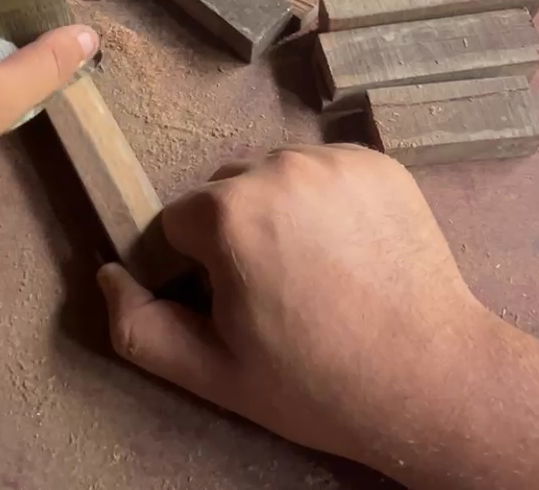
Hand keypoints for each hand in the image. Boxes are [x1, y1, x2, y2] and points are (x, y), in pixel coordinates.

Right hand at [96, 144, 497, 473]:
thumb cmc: (317, 380)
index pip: (181, 222)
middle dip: (238, 232)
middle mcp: (277, 167)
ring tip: (319, 266)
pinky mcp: (374, 159)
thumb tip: (106, 274)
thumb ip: (140, 328)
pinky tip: (351, 245)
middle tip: (281, 288)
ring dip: (283, 210)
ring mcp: (331, 158)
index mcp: (228, 212)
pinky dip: (328, 198)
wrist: (433, 376)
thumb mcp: (214, 373)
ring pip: (276, 176)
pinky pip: (325, 168)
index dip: (201, 267)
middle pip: (228, 191)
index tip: (239, 303)